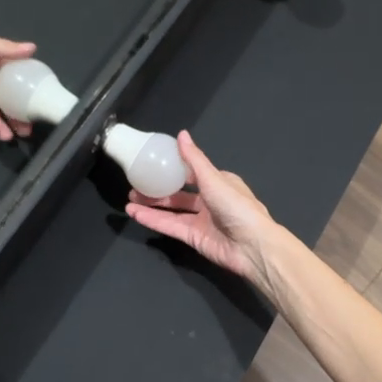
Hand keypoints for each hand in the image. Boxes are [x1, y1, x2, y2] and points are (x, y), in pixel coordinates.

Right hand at [124, 131, 286, 291]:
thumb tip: (181, 134)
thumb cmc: (237, 207)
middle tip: (136, 184)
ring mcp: (202, 221)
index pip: (193, 172)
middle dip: (158, 189)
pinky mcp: (194, 238)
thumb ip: (194, 159)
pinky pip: (170, 226)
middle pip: (179, 193)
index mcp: (219, 183)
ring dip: (152, 205)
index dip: (174, 168)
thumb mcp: (214, 179)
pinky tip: (135, 214)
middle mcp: (210, 200)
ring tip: (130, 199)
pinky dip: (153, 220)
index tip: (154, 163)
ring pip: (172, 211)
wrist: (252, 246)